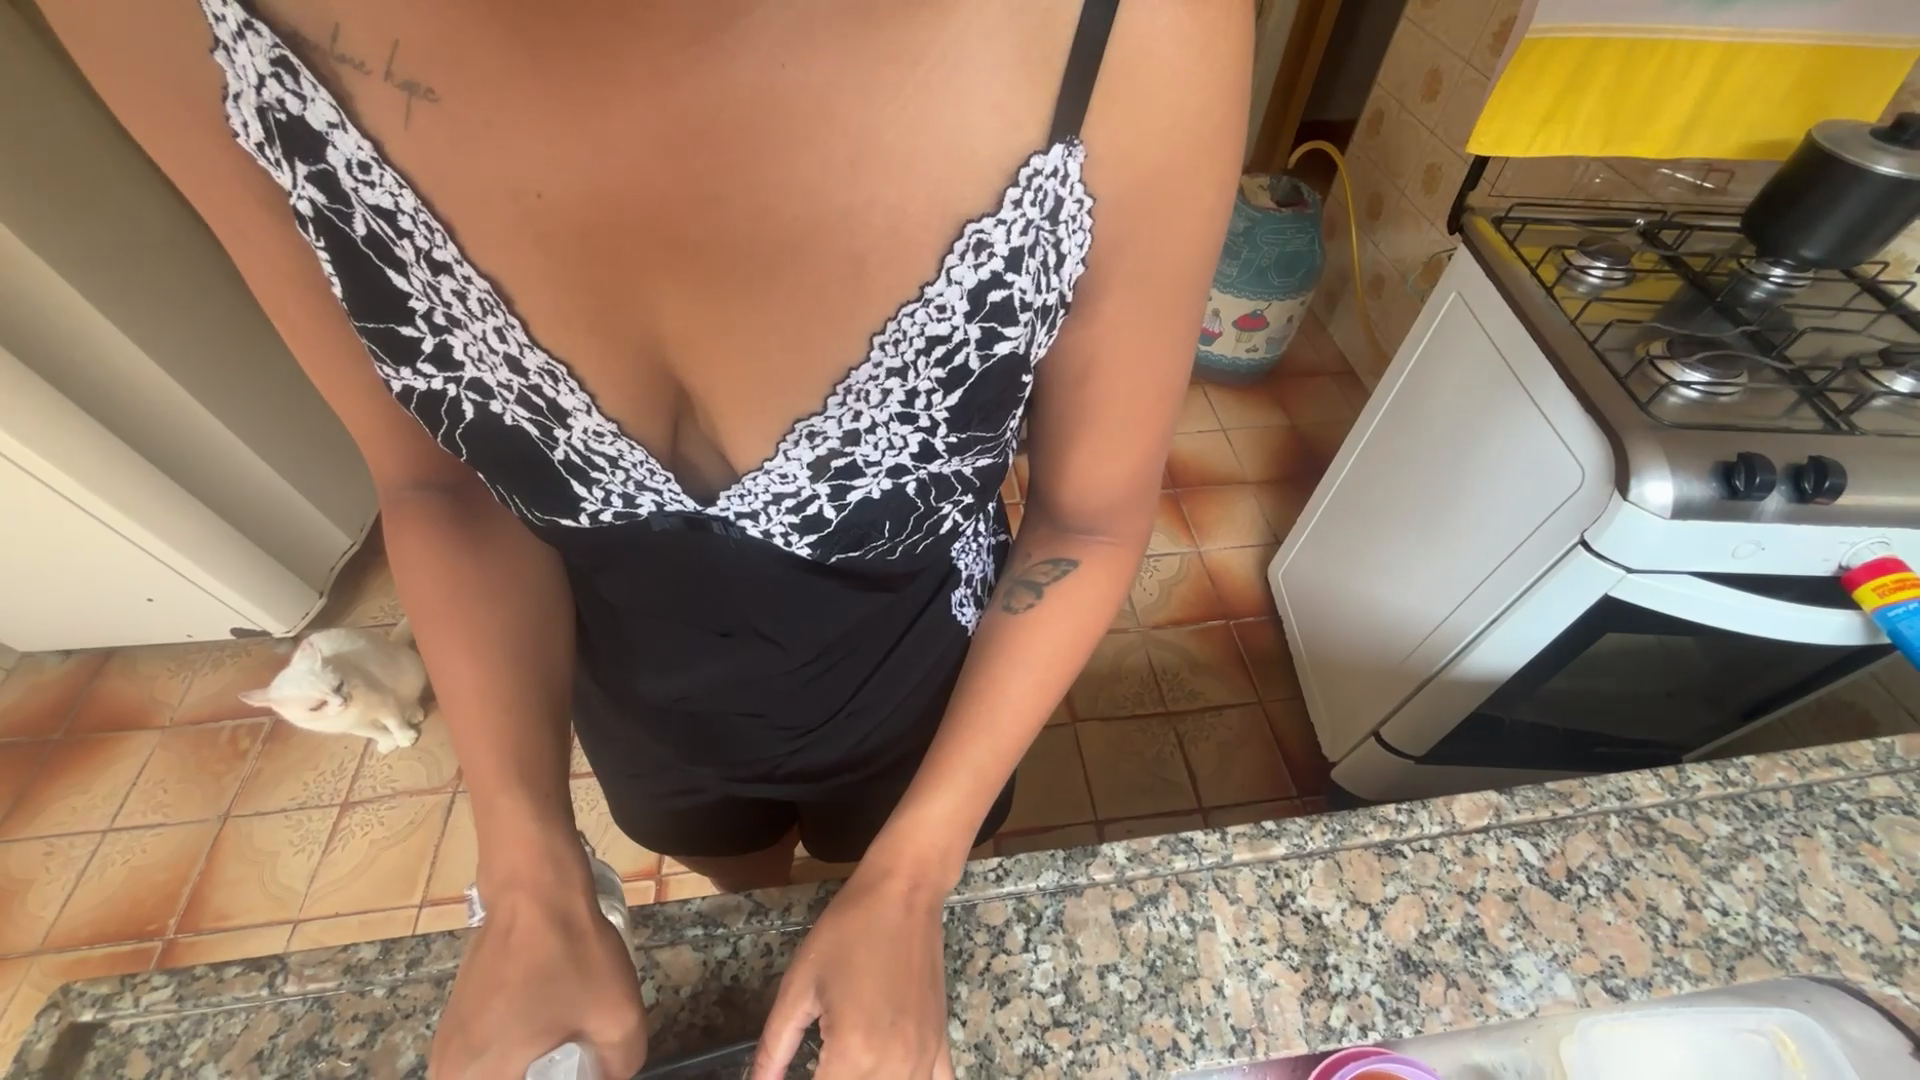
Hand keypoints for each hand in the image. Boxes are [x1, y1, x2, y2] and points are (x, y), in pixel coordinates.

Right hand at [430, 870, 646, 1078]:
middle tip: (582, 1052)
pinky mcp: (458, 1017)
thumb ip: (620, 1063)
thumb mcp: (618, 1014)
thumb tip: (609, 1077)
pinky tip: (554, 1019)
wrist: (536, 890)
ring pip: (500, 1072)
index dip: (562, 1079)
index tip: (585, 1064)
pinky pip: (491, 1054)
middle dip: (550, 1072)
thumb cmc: (571, 955)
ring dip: (536, 1063)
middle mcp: (447, 1073)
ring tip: (571, 1032)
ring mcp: (447, 1045)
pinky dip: (523, 1047)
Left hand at [753, 869, 953, 1078]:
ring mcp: (924, 1058)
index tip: (788, 1071)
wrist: (904, 891)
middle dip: (828, 1078)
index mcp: (853, 1055)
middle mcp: (894, 1067)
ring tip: (842, 1062)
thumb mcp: (799, 984)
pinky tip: (890, 1072)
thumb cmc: (847, 930)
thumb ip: (773, 1047)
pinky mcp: (940, 1043)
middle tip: (817, 1055)